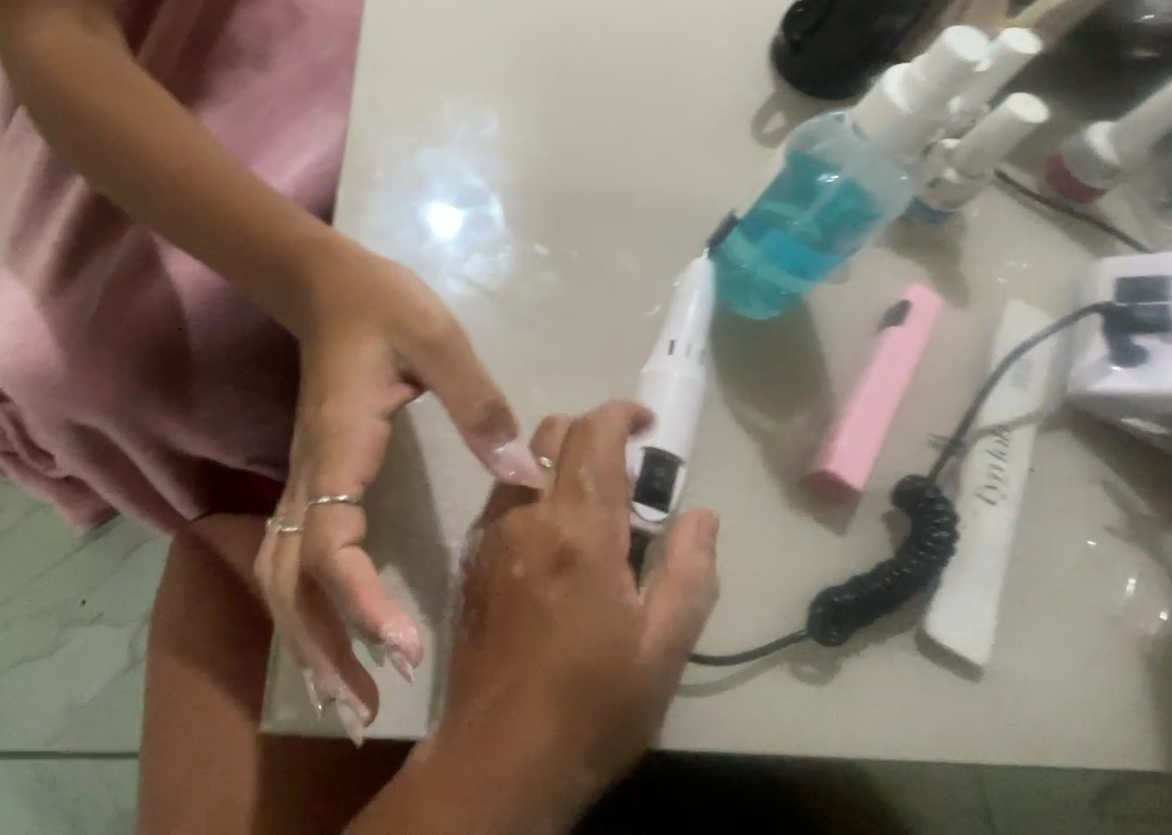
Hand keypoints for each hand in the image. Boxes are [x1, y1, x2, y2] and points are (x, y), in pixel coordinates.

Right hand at [254, 243, 543, 738]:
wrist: (326, 287)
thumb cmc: (381, 306)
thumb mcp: (437, 340)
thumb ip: (477, 404)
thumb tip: (524, 476)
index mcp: (340, 448)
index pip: (326, 541)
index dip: (356, 599)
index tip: (400, 645)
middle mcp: (310, 477)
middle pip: (286, 582)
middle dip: (319, 648)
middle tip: (364, 710)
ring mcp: (304, 481)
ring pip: (278, 577)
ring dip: (307, 641)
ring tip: (348, 699)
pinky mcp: (312, 481)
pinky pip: (294, 559)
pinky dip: (310, 609)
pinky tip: (339, 638)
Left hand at [437, 402, 719, 807]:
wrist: (500, 757)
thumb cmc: (593, 707)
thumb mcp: (663, 650)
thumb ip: (688, 572)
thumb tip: (701, 515)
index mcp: (578, 533)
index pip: (592, 435)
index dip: (621, 414)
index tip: (648, 426)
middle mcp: (525, 518)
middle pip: (551, 435)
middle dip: (592, 435)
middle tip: (628, 477)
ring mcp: (488, 536)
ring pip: (522, 465)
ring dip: (559, 465)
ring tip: (593, 515)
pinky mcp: (470, 560)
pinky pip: (502, 501)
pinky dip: (533, 496)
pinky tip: (555, 549)